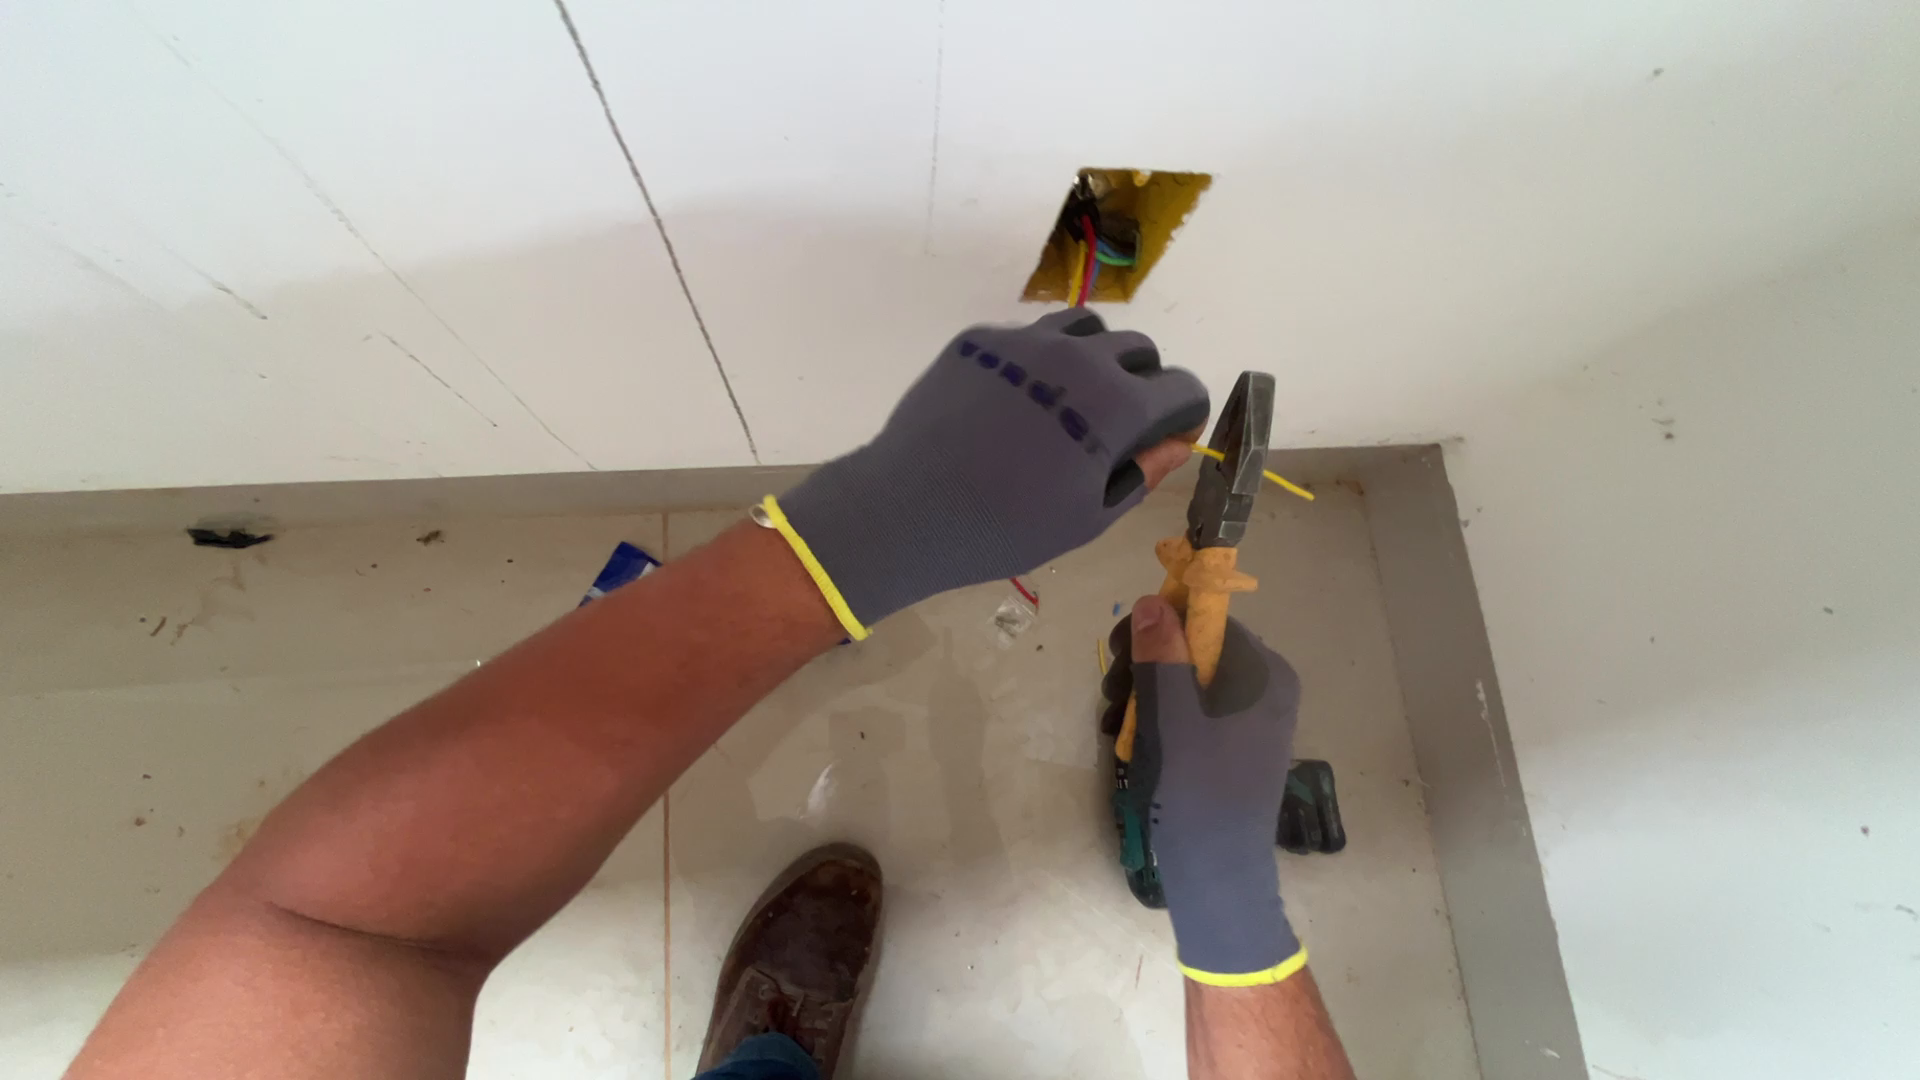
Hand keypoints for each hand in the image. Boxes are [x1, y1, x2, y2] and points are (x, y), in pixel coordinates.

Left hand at [774, 310, 1208, 631]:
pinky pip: (1026, 337)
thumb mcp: (1086, 518)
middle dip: (1144, 381)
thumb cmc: (1006, 529)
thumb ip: (1140, 474)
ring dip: (1095, 356)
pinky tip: (1013, 401)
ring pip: (1084, 327)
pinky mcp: (979, 341)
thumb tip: (1176, 443)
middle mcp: (1078, 357)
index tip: (1168, 434)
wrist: (909, 509)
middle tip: (1117, 424)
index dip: (1185, 413)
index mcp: (1116, 404)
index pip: (1181, 387)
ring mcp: (1024, 341)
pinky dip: (1038, 360)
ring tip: (1071, 399)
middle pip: (1138, 348)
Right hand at [1104, 595, 1306, 984]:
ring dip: (1143, 691)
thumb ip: (1164, 656)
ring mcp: (1247, 719)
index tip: (1119, 648)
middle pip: (1194, 649)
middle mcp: (1263, 690)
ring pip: (1185, 680)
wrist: (1216, 876)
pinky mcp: (1230, 744)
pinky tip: (1126, 735)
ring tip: (1112, 721)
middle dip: (1146, 665)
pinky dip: (1156, 716)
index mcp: (1266, 676)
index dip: (1161, 625)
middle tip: (1110, 692)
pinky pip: (1189, 710)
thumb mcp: (1174, 717)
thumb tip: (1151, 601)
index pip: (1210, 622)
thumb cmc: (1199, 793)